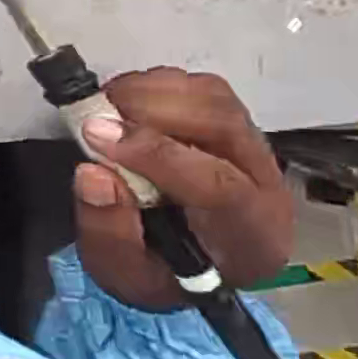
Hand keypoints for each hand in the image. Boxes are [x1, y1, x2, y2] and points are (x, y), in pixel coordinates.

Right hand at [70, 68, 292, 310]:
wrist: (182, 263)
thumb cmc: (155, 271)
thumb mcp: (121, 273)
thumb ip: (107, 230)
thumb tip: (92, 172)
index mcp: (248, 237)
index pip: (219, 184)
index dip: (155, 153)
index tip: (95, 134)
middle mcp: (265, 186)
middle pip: (223, 126)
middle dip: (151, 111)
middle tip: (93, 114)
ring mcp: (252, 149)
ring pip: (214, 98)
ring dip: (150, 93)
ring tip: (104, 109)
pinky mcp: (231, 123)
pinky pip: (201, 87)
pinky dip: (155, 85)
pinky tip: (123, 106)